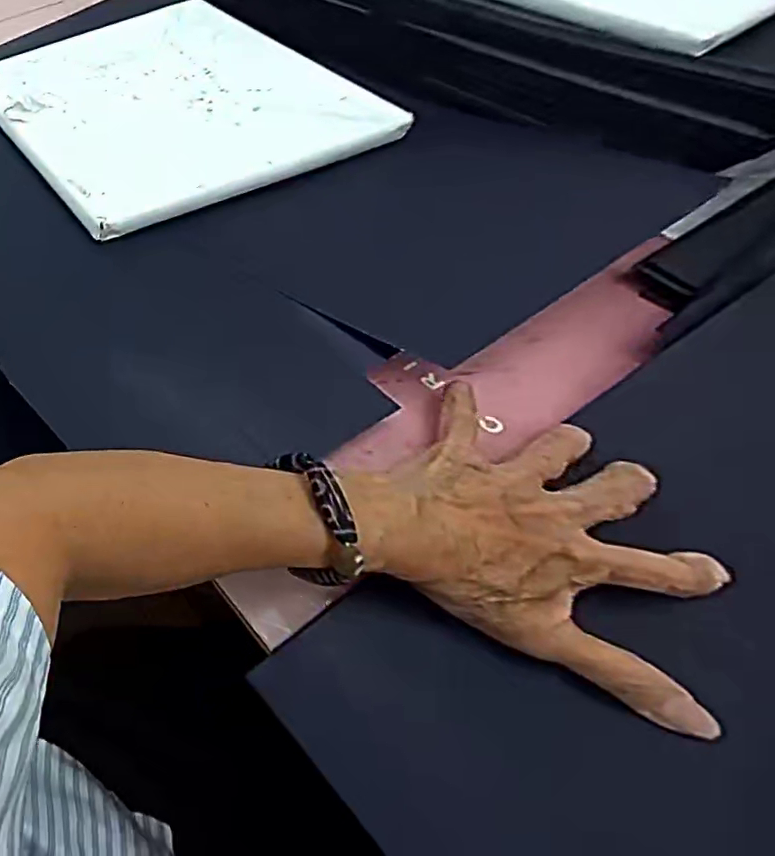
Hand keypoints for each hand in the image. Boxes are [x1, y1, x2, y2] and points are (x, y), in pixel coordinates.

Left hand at [351, 382, 729, 738]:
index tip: (709, 570)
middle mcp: (551, 510)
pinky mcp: (455, 456)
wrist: (399, 535)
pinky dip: (459, 402)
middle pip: (612, 490)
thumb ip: (618, 673)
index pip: (653, 571)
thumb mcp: (542, 636)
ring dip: (562, 443)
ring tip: (568, 439)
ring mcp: (502, 477)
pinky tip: (458, 384)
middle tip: (631, 477)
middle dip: (628, 483)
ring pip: (551, 448)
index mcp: (577, 556)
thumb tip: (702, 724)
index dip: (686, 572)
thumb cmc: (464, 582)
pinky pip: (458, 421)